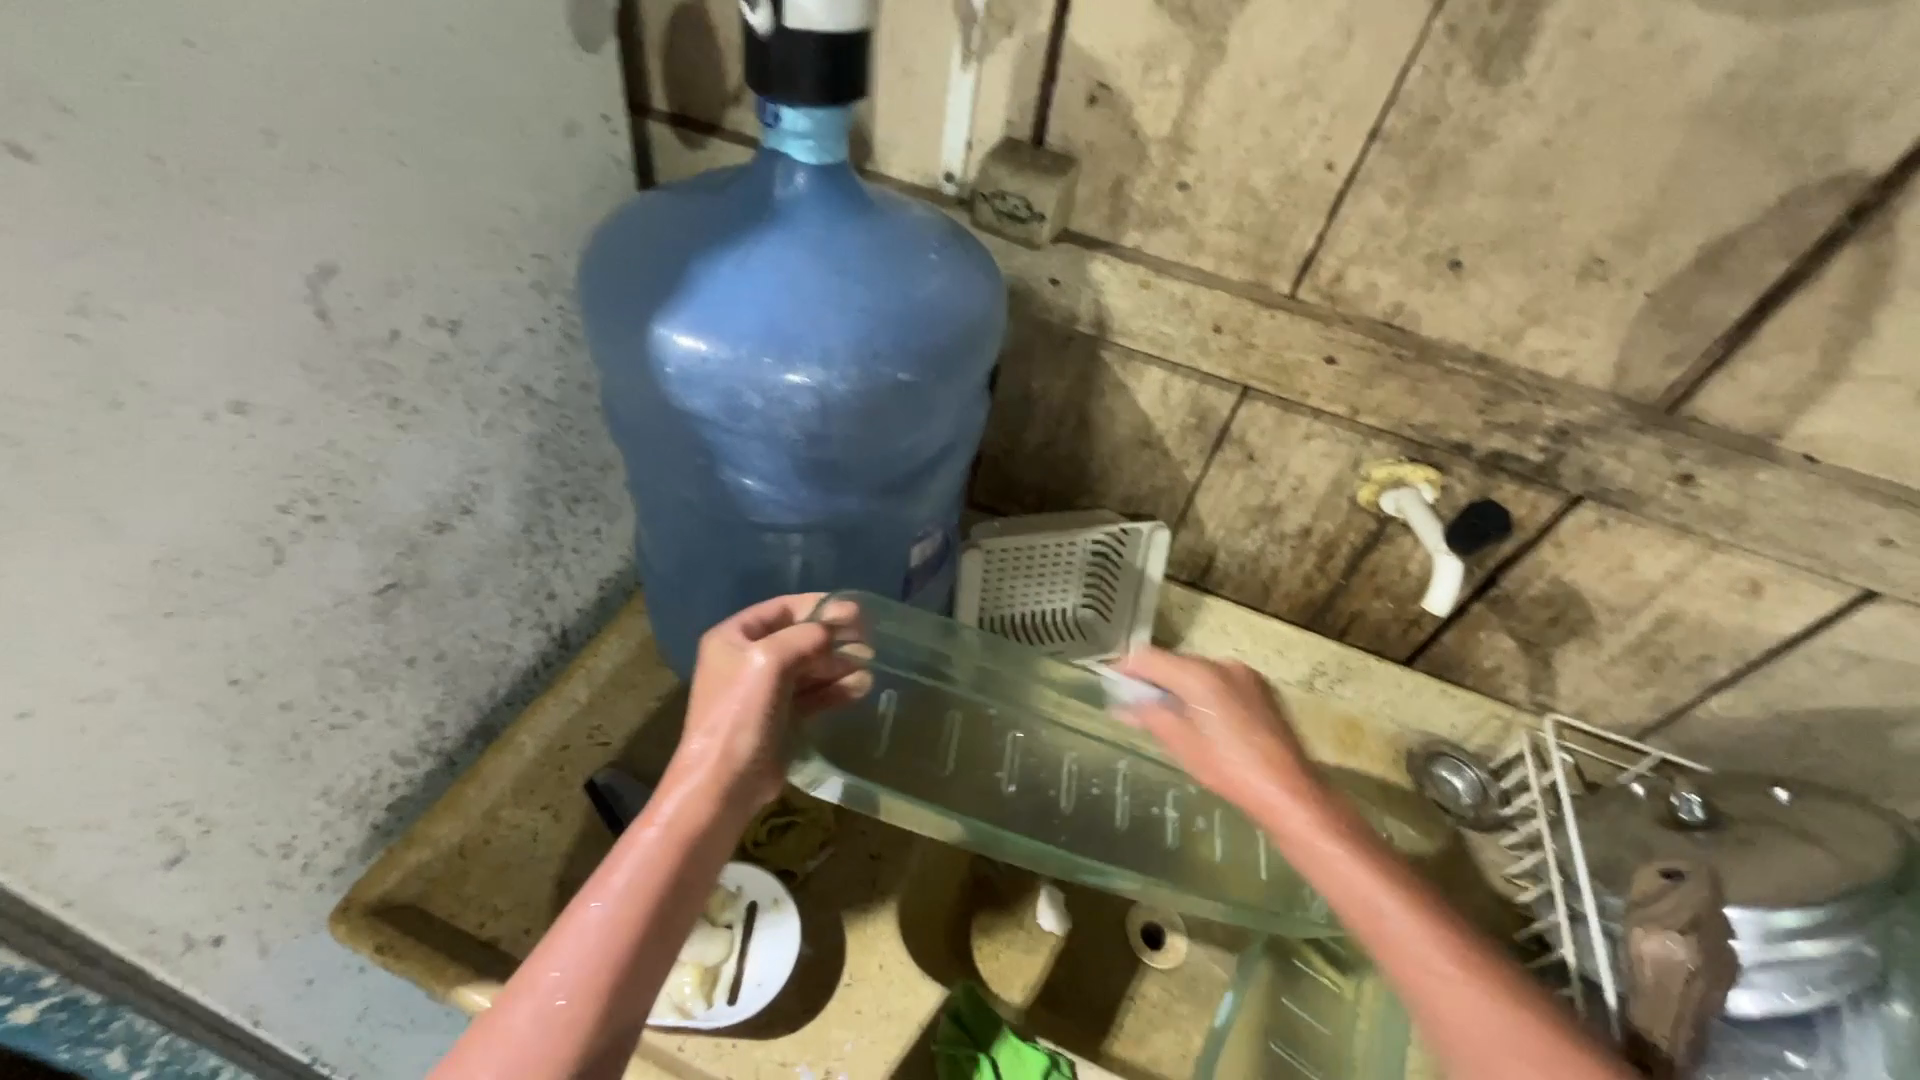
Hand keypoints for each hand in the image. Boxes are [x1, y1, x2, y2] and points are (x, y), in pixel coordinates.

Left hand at [671, 593, 868, 813]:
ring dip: (839, 664)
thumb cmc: (741, 714)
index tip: (855, 611)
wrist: (724, 783)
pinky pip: (813, 695)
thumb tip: (835, 629)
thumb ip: (806, 636)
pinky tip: (861, 687)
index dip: (819, 606)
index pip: (782, 609)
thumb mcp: (771, 660)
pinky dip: (836, 689)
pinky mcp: (781, 718)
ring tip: (870, 663)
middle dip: (833, 638)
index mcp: (734, 638)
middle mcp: (748, 659)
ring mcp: (764, 691)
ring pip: (809, 668)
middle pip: (798, 639)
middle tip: (868, 640)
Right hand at [1112, 648, 1317, 814]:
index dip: (1127, 668)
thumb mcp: (1180, 744)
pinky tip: (1203, 720)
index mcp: (1200, 675)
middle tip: (1136, 705)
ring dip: (1180, 687)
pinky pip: (1220, 681)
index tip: (1112, 682)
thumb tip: (1121, 705)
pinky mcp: (1261, 689)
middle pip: (1175, 662)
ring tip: (1169, 716)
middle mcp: (1223, 665)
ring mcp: (1246, 675)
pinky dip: (1204, 693)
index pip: (1149, 657)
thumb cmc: (1228, 769)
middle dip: (1154, 680)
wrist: (1288, 790)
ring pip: (1199, 672)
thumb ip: (1149, 715)